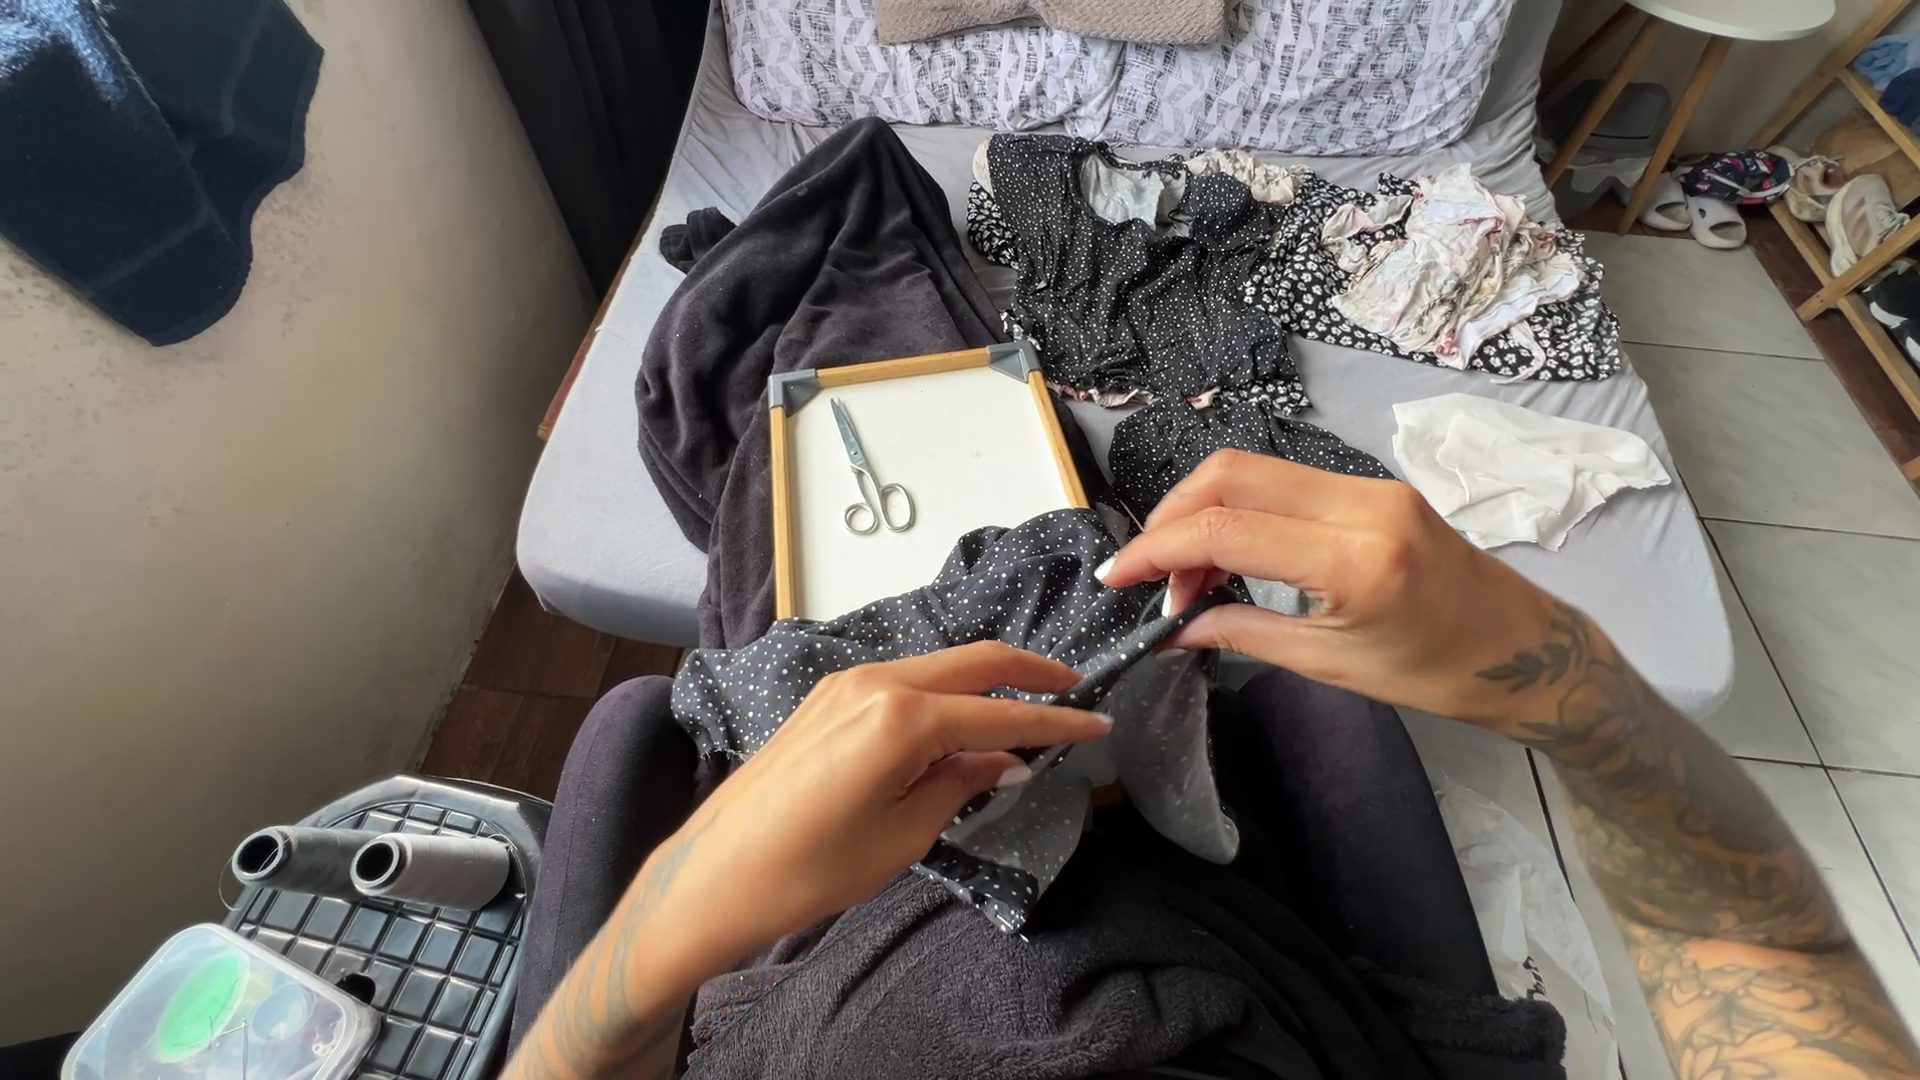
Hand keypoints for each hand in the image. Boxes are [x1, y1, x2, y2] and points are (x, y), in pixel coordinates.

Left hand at [629, 641, 1112, 987]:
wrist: (713, 873)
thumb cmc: (812, 868)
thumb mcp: (903, 836)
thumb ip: (961, 782)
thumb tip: (1005, 756)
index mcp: (901, 717)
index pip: (999, 713)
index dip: (1054, 720)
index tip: (1098, 722)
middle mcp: (877, 680)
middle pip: (972, 660)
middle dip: (1028, 670)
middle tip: (1072, 686)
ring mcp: (847, 680)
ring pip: (937, 665)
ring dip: (983, 678)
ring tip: (1021, 704)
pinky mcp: (829, 693)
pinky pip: (904, 679)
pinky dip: (943, 690)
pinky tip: (957, 717)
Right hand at [1098, 449, 1564, 729]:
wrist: (1533, 653)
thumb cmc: (1439, 676)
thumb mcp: (1330, 664)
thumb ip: (1239, 633)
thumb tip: (1170, 629)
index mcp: (1355, 557)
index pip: (1225, 528)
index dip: (1156, 549)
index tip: (1117, 577)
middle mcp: (1358, 502)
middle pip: (1227, 474)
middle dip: (1168, 517)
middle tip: (1150, 573)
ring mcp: (1366, 485)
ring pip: (1247, 467)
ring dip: (1197, 511)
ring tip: (1184, 572)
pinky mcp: (1367, 486)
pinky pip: (1276, 479)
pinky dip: (1232, 509)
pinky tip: (1223, 552)